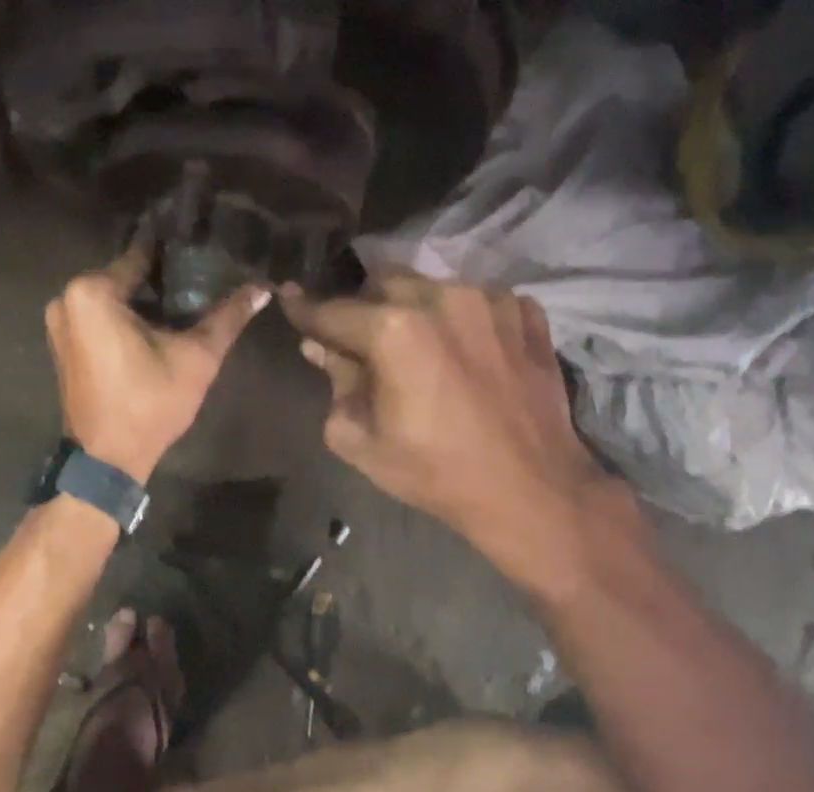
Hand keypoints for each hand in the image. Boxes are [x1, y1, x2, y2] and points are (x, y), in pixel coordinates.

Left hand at [45, 234, 269, 481]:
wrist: (107, 460)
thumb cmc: (148, 405)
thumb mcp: (195, 358)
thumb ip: (226, 318)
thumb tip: (263, 289)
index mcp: (92, 292)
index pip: (142, 256)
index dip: (176, 253)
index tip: (205, 243)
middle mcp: (67, 298)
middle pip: (125, 277)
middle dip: (162, 279)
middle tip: (204, 276)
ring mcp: (60, 323)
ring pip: (112, 299)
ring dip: (144, 301)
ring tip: (187, 300)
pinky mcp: (62, 344)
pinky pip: (98, 319)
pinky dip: (124, 319)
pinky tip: (157, 325)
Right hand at [280, 273, 618, 582]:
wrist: (527, 486)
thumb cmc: (432, 471)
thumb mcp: (359, 440)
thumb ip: (335, 384)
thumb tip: (321, 349)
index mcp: (393, 331)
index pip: (333, 310)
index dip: (303, 308)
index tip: (286, 297)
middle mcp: (442, 297)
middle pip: (383, 283)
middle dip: (362, 305)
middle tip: (355, 337)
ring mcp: (491, 300)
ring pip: (432, 286)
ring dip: (411, 308)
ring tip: (412, 344)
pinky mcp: (526, 312)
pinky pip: (476, 300)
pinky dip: (457, 318)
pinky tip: (458, 352)